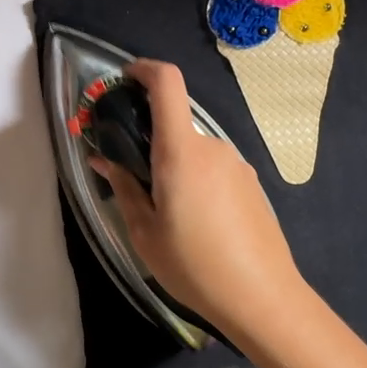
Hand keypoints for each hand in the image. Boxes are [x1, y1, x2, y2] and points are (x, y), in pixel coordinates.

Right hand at [91, 59, 306, 334]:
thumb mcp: (144, 232)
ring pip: (193, 150)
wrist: (264, 298)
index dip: (144, 69)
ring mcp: (236, 164)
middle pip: (175, 123)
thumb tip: (102, 158)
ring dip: (174, 166)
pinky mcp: (250, 183)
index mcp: (181, 152)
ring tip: (165, 212)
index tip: (124, 78)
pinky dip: (196, 180)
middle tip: (132, 175)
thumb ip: (124, 186)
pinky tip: (196, 224)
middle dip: (150, 140)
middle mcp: (211, 147)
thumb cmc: (194, 266)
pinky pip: (213, 168)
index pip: (167, 83)